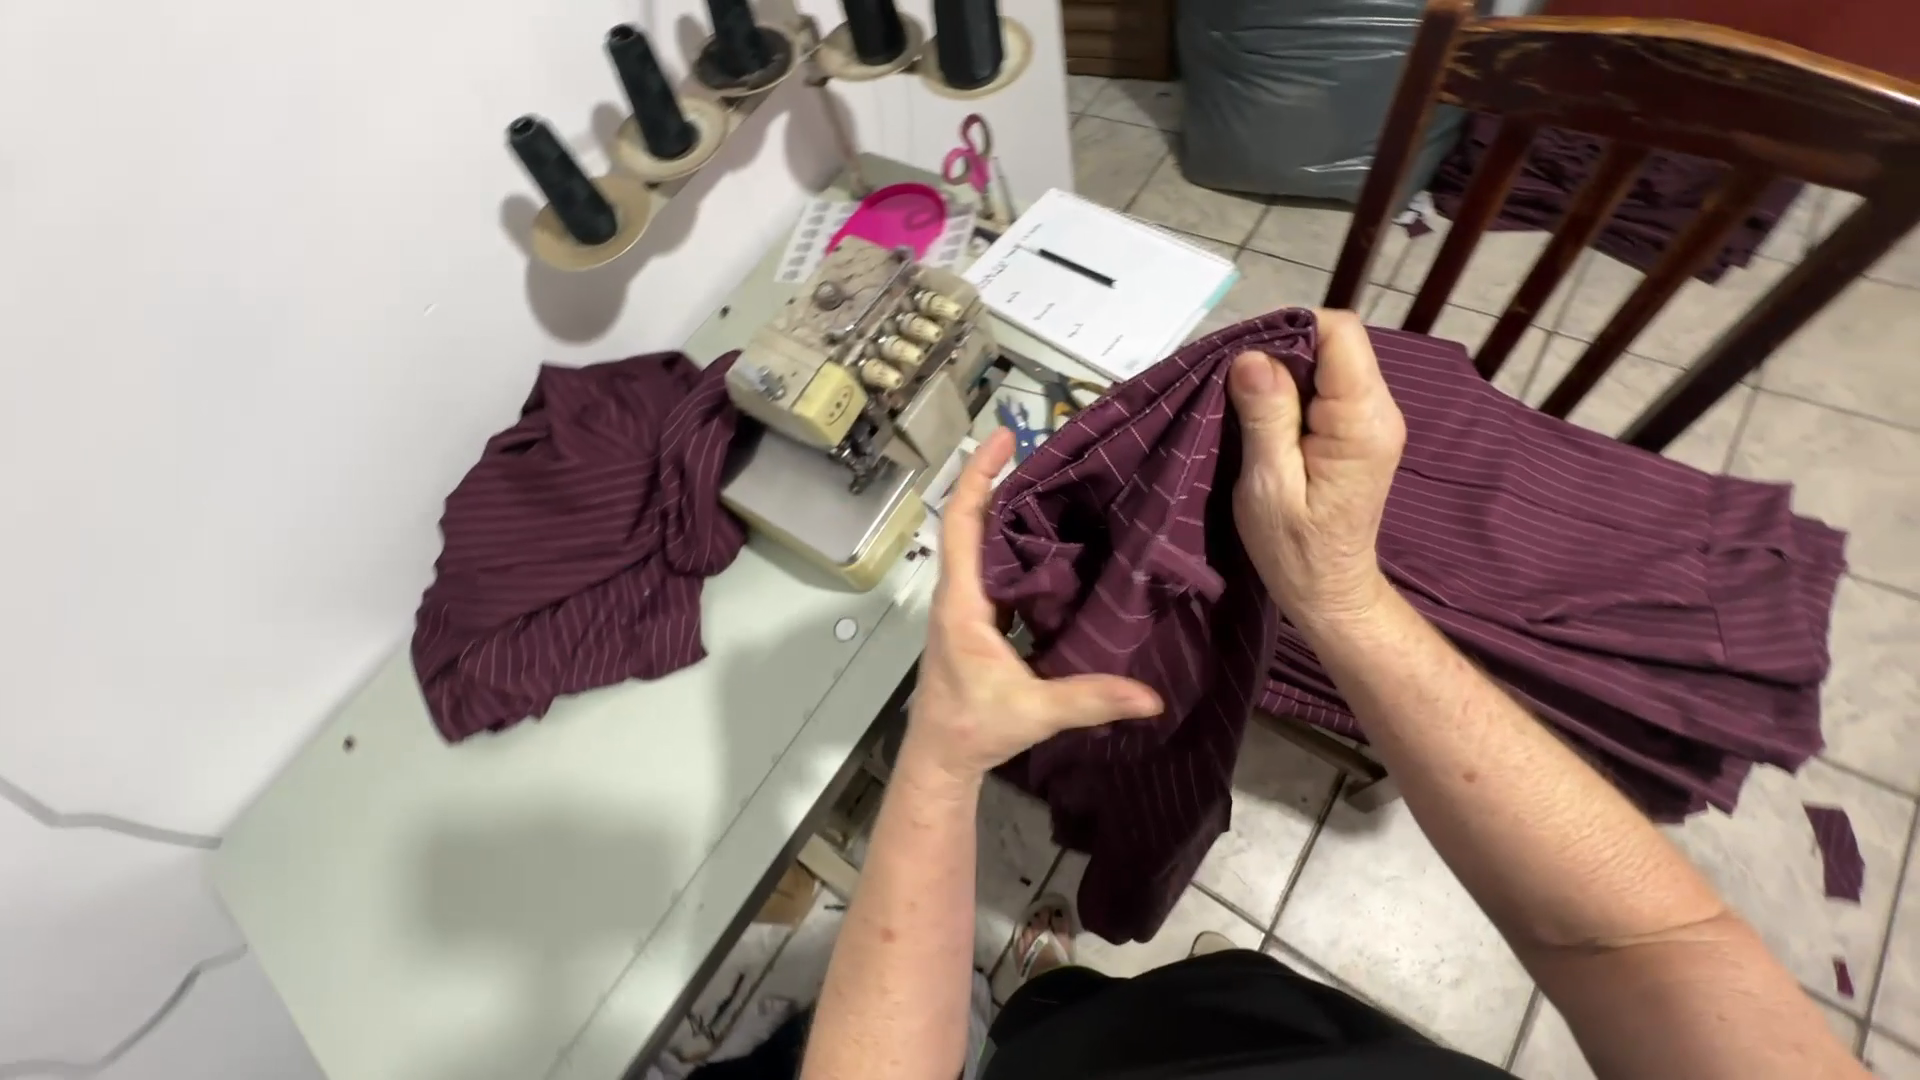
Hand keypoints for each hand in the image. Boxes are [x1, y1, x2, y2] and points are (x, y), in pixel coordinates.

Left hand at [905, 428, 1162, 783]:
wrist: (942, 756)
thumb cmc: (974, 728)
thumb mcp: (1034, 712)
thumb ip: (1091, 699)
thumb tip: (1151, 696)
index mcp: (963, 602)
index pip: (963, 524)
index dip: (979, 477)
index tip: (1003, 439)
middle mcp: (958, 594)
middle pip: (970, 522)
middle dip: (999, 481)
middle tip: (1044, 454)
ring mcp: (964, 605)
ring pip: (979, 544)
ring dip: (1007, 512)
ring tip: (1053, 488)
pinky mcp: (974, 618)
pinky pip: (991, 568)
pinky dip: (1014, 546)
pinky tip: (1051, 546)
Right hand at [1228, 309, 1405, 632]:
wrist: (1327, 591)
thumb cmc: (1293, 548)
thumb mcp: (1268, 484)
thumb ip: (1266, 417)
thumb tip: (1251, 356)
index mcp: (1361, 421)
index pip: (1340, 334)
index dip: (1289, 331)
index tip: (1242, 359)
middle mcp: (1378, 410)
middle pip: (1334, 344)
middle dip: (1279, 352)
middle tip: (1231, 386)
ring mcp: (1371, 420)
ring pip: (1326, 363)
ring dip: (1281, 373)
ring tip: (1241, 402)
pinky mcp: (1357, 431)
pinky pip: (1324, 388)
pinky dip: (1289, 392)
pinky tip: (1262, 416)